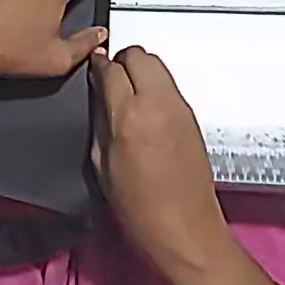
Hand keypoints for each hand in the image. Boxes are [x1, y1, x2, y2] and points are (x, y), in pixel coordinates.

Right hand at [92, 46, 233, 284]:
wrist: (184, 230)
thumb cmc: (139, 207)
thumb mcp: (102, 163)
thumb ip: (99, 119)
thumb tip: (98, 93)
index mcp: (129, 116)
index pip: (110, 68)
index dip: (98, 65)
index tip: (93, 67)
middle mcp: (157, 104)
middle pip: (138, 55)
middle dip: (121, 61)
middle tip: (111, 76)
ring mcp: (179, 107)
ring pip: (157, 63)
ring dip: (140, 69)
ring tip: (128, 90)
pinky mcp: (192, 115)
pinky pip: (169, 83)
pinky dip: (155, 84)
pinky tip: (146, 105)